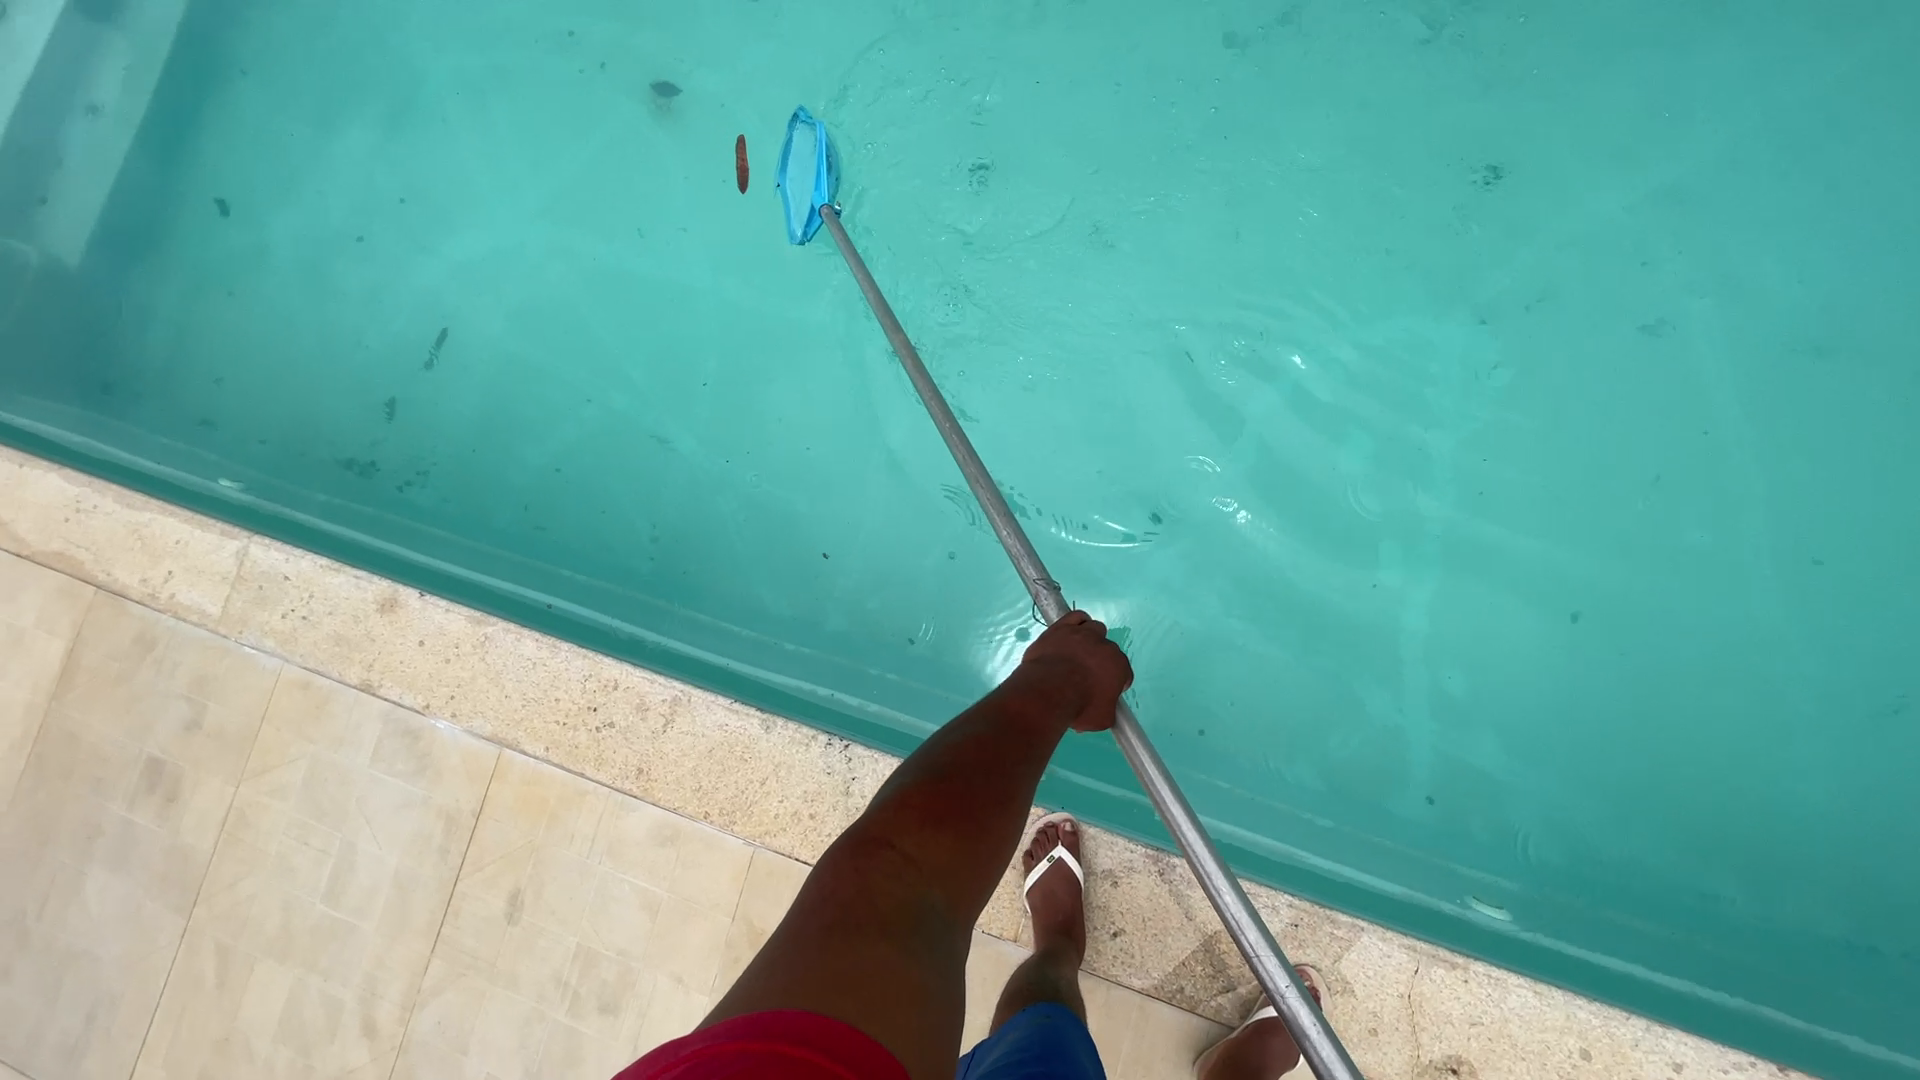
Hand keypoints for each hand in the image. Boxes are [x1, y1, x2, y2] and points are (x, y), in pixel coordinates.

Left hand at [1018, 610, 1133, 731]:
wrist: (1048, 691)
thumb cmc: (1078, 707)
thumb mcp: (1101, 720)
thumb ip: (1107, 712)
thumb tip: (1103, 711)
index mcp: (1119, 666)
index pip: (1123, 671)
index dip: (1114, 682)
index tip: (1102, 691)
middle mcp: (1105, 646)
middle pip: (1107, 649)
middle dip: (1099, 661)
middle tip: (1086, 675)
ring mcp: (1083, 633)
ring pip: (1094, 628)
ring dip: (1089, 638)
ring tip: (1078, 652)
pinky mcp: (1062, 627)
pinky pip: (1076, 616)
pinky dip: (1077, 622)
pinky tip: (1071, 631)